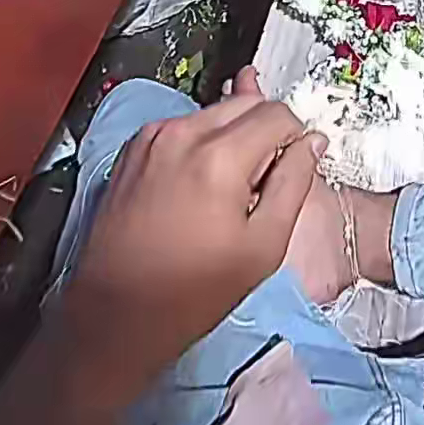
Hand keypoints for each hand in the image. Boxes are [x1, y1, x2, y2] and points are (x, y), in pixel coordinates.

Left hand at [56, 80, 323, 406]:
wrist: (110, 320)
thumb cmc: (192, 292)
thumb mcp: (264, 245)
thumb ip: (296, 181)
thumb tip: (313, 141)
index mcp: (219, 156)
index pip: (278, 113)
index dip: (293, 139)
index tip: (286, 171)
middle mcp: (184, 133)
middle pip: (248, 104)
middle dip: (264, 132)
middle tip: (259, 180)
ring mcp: (154, 136)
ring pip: (218, 111)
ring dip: (234, 135)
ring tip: (224, 185)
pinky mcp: (134, 146)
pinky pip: (187, 124)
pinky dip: (203, 141)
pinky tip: (195, 184)